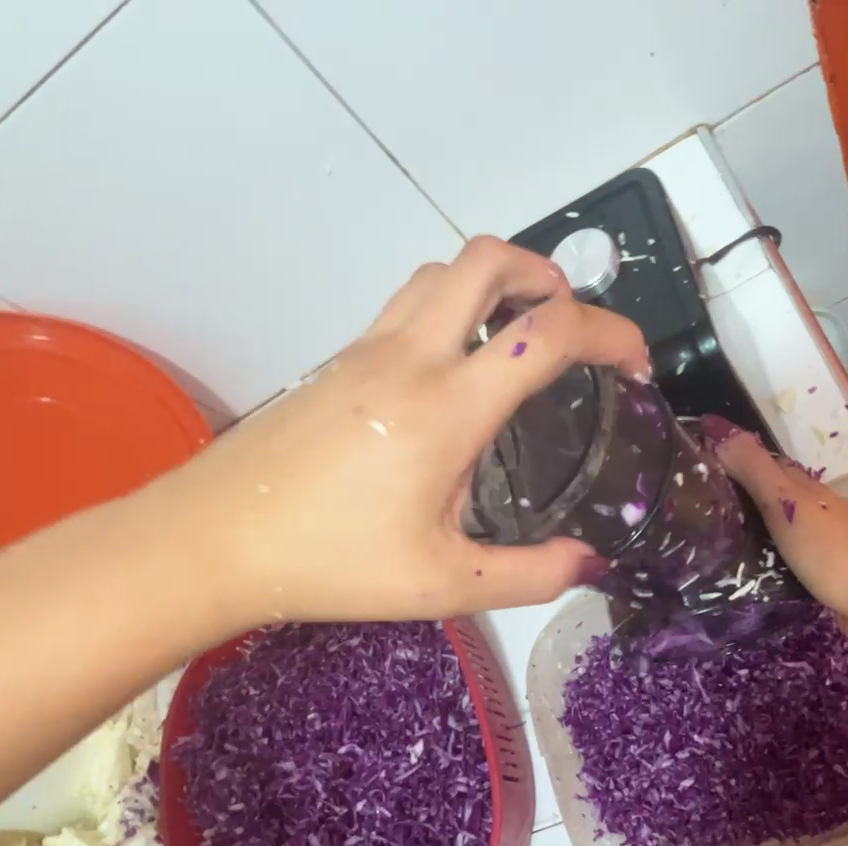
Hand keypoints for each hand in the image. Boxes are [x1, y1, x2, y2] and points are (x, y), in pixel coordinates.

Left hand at [162, 237, 649, 624]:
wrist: (214, 541)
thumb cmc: (330, 563)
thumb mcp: (444, 584)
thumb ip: (531, 575)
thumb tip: (590, 563)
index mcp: (448, 408)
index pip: (548, 332)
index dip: (610, 332)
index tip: (632, 365)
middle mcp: (410, 358)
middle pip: (488, 259)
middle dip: (547, 273)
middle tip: (570, 326)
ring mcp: (367, 350)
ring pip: (442, 272)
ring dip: (494, 284)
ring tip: (518, 338)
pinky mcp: (339, 361)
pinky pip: (408, 303)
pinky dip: (452, 307)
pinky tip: (456, 371)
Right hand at [702, 415, 847, 652]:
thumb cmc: (834, 553)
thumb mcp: (787, 505)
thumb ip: (754, 469)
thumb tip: (715, 428)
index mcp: (804, 488)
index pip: (760, 463)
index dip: (728, 459)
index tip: (691, 468)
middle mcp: (811, 509)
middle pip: (766, 495)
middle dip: (733, 496)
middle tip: (690, 507)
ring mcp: (817, 543)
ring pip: (773, 527)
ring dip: (745, 528)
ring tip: (705, 539)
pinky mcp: (818, 574)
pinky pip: (781, 557)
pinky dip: (760, 557)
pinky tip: (741, 570)